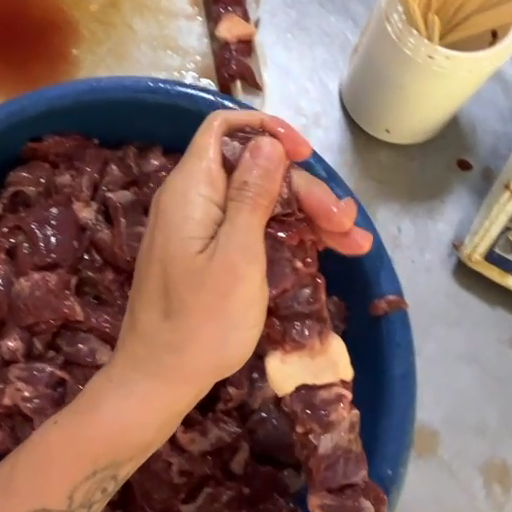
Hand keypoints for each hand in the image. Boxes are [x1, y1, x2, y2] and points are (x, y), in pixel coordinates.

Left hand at [112, 110, 374, 405]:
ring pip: (258, 201)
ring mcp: (199, 228)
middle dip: (301, 188)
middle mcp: (192, 200)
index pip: (223, 129)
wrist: (158, 381)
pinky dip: (287, 236)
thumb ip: (251, 194)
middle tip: (344, 222)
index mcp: (191, 189)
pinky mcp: (207, 254)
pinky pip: (249, 228)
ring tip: (353, 241)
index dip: (266, 131)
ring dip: (305, 214)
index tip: (305, 156)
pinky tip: (329, 250)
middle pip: (252, 169)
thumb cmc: (201, 322)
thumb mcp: (237, 256)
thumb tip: (266, 140)